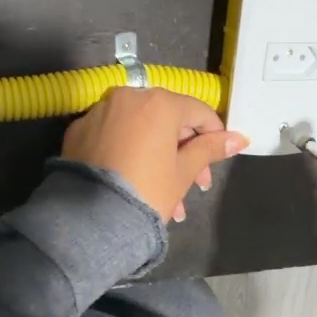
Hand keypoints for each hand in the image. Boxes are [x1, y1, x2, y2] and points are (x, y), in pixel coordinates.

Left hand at [62, 88, 246, 222]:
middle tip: (196, 184)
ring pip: (139, 130)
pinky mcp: (78, 131)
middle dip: (184, 151)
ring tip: (167, 196)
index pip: (198, 111)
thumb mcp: (184, 172)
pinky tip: (135, 183)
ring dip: (158, 156)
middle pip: (167, 118)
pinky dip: (128, 153)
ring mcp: (99, 112)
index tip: (217, 159)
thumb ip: (210, 150)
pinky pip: (114, 137)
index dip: (214, 135)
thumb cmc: (147, 191)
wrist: (92, 219)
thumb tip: (238, 138)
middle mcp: (127, 97)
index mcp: (158, 102)